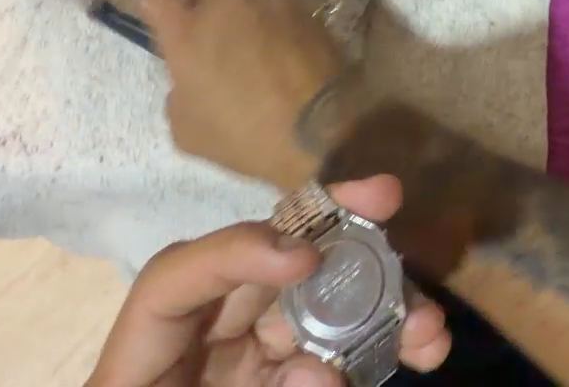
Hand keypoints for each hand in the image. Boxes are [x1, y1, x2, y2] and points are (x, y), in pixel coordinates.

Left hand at [87, 176, 449, 386]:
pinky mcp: (289, 383)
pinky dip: (380, 344)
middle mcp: (198, 352)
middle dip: (330, 232)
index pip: (175, 283)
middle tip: (387, 199)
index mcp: (140, 373)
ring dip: (378, 300)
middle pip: (261, 270)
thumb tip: (319, 372)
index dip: (238, 253)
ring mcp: (247, 368)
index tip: (304, 257)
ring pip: (315, 307)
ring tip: (428, 324)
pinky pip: (338, 352)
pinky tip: (422, 346)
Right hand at [143, 0, 345, 188]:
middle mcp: (226, 6)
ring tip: (264, 55)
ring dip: (248, 19)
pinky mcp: (304, 8)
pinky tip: (290, 55)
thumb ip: (180, 87)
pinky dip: (279, 25)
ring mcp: (269, 2)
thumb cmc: (245, 136)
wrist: (319, 129)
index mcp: (188, 33)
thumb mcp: (187, 128)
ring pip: (248, 0)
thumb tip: (192, 74)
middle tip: (223, 46)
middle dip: (211, 12)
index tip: (168, 14)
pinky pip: (280, 9)